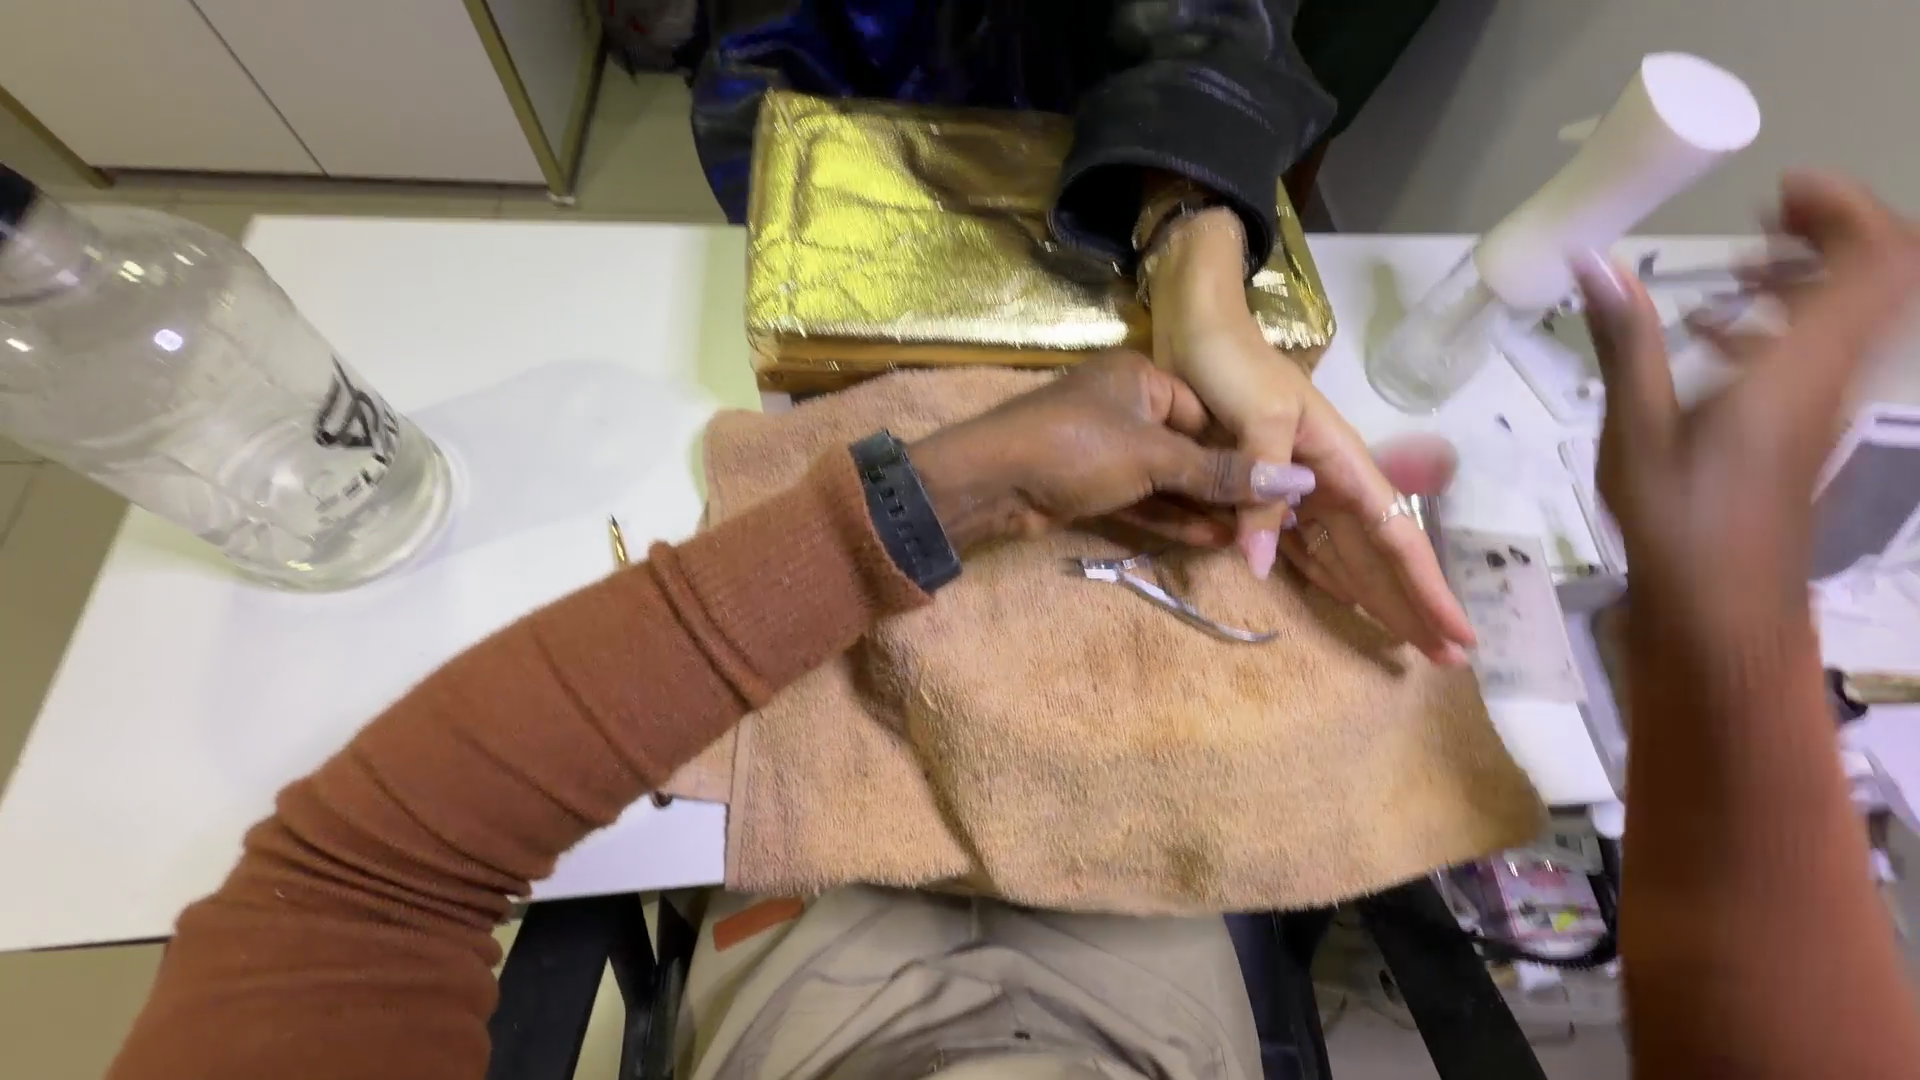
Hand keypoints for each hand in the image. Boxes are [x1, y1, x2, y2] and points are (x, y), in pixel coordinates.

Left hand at [909, 351, 1310, 551]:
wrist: (993, 481)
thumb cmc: (1078, 447)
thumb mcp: (1154, 456)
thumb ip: (1220, 472)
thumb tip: (1297, 480)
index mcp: (1142, 378)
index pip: (1209, 415)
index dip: (1245, 452)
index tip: (1285, 486)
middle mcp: (1126, 408)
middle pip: (1189, 450)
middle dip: (1227, 486)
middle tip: (1275, 520)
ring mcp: (1106, 449)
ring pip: (1166, 480)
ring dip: (1203, 508)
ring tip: (1251, 538)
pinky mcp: (1090, 485)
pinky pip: (1141, 499)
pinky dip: (1170, 519)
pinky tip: (1211, 541)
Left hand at [1147, 208, 1474, 663]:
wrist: (1194, 333)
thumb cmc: (1229, 367)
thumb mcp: (1253, 420)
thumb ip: (1259, 486)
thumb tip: (1265, 566)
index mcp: (1339, 461)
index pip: (1394, 534)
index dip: (1425, 587)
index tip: (1461, 635)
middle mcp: (1327, 480)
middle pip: (1377, 554)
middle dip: (1411, 604)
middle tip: (1445, 659)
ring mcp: (1297, 488)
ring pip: (1344, 555)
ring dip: (1374, 597)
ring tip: (1406, 642)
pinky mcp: (1261, 491)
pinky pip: (1300, 543)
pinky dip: (1323, 575)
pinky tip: (1344, 600)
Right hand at [1576, 171, 1919, 654]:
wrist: (1722, 596)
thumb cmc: (1675, 513)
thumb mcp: (1634, 426)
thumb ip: (1625, 341)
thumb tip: (1594, 265)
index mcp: (1794, 365)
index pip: (1873, 260)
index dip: (1843, 210)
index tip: (1779, 190)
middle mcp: (1829, 374)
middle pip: (1880, 277)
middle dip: (1831, 234)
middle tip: (1762, 222)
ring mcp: (1824, 401)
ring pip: (1856, 313)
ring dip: (1809, 278)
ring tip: (1735, 274)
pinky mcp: (1805, 424)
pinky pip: (1822, 350)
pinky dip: (1784, 323)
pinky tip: (1715, 340)